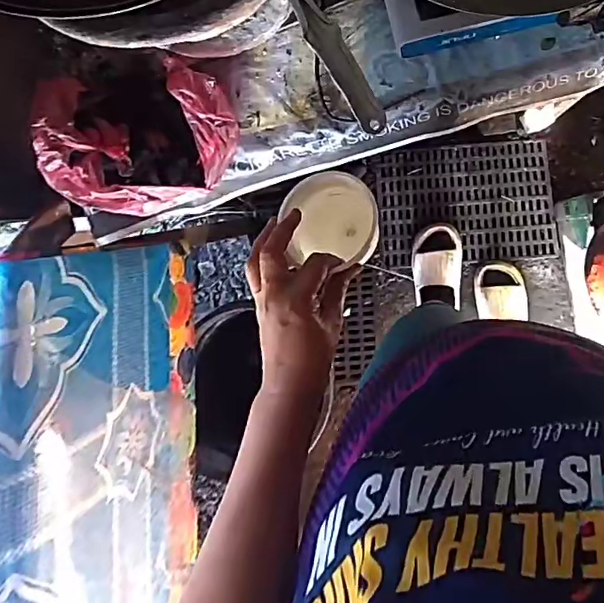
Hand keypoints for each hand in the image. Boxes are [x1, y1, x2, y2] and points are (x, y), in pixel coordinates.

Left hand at [248, 210, 359, 399]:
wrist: (288, 386)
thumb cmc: (311, 362)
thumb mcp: (332, 323)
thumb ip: (338, 291)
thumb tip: (348, 271)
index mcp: (295, 299)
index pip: (315, 265)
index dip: (331, 260)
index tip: (342, 262)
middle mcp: (273, 295)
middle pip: (271, 252)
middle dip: (281, 229)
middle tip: (293, 216)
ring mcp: (262, 300)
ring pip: (255, 261)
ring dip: (264, 240)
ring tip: (274, 225)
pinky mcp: (259, 306)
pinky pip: (256, 274)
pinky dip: (264, 258)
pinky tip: (275, 255)